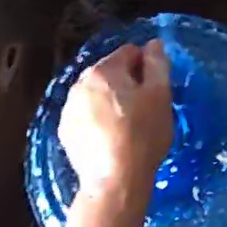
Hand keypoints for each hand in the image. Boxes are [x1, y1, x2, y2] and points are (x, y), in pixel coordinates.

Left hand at [58, 40, 172, 208]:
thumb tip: (153, 44)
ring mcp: (69, 109)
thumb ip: (157, 63)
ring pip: (97, 95)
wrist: (115, 182)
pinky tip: (111, 140)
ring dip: (112, 103)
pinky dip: (98, 121)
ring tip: (128, 128)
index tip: (156, 90)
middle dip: (127, 85)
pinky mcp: (66, 132)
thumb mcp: (160, 95)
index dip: (147, 68)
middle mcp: (79, 83)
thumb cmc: (143, 135)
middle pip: (111, 73)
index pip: (129, 52)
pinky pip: (86, 116)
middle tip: (145, 110)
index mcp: (103, 70)